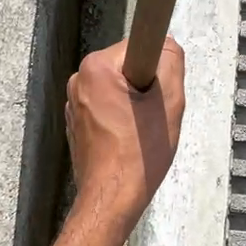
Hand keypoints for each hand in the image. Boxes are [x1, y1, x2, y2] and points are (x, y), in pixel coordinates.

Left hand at [66, 38, 185, 221]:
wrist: (111, 199)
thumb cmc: (139, 154)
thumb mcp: (169, 102)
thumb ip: (171, 60)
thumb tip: (165, 47)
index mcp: (95, 68)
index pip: (139, 49)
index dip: (157, 72)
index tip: (158, 98)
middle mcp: (78, 81)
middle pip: (127, 71)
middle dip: (145, 91)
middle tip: (153, 120)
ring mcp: (74, 105)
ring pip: (118, 93)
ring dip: (133, 108)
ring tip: (139, 136)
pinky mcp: (76, 126)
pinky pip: (106, 112)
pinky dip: (120, 123)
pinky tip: (127, 144)